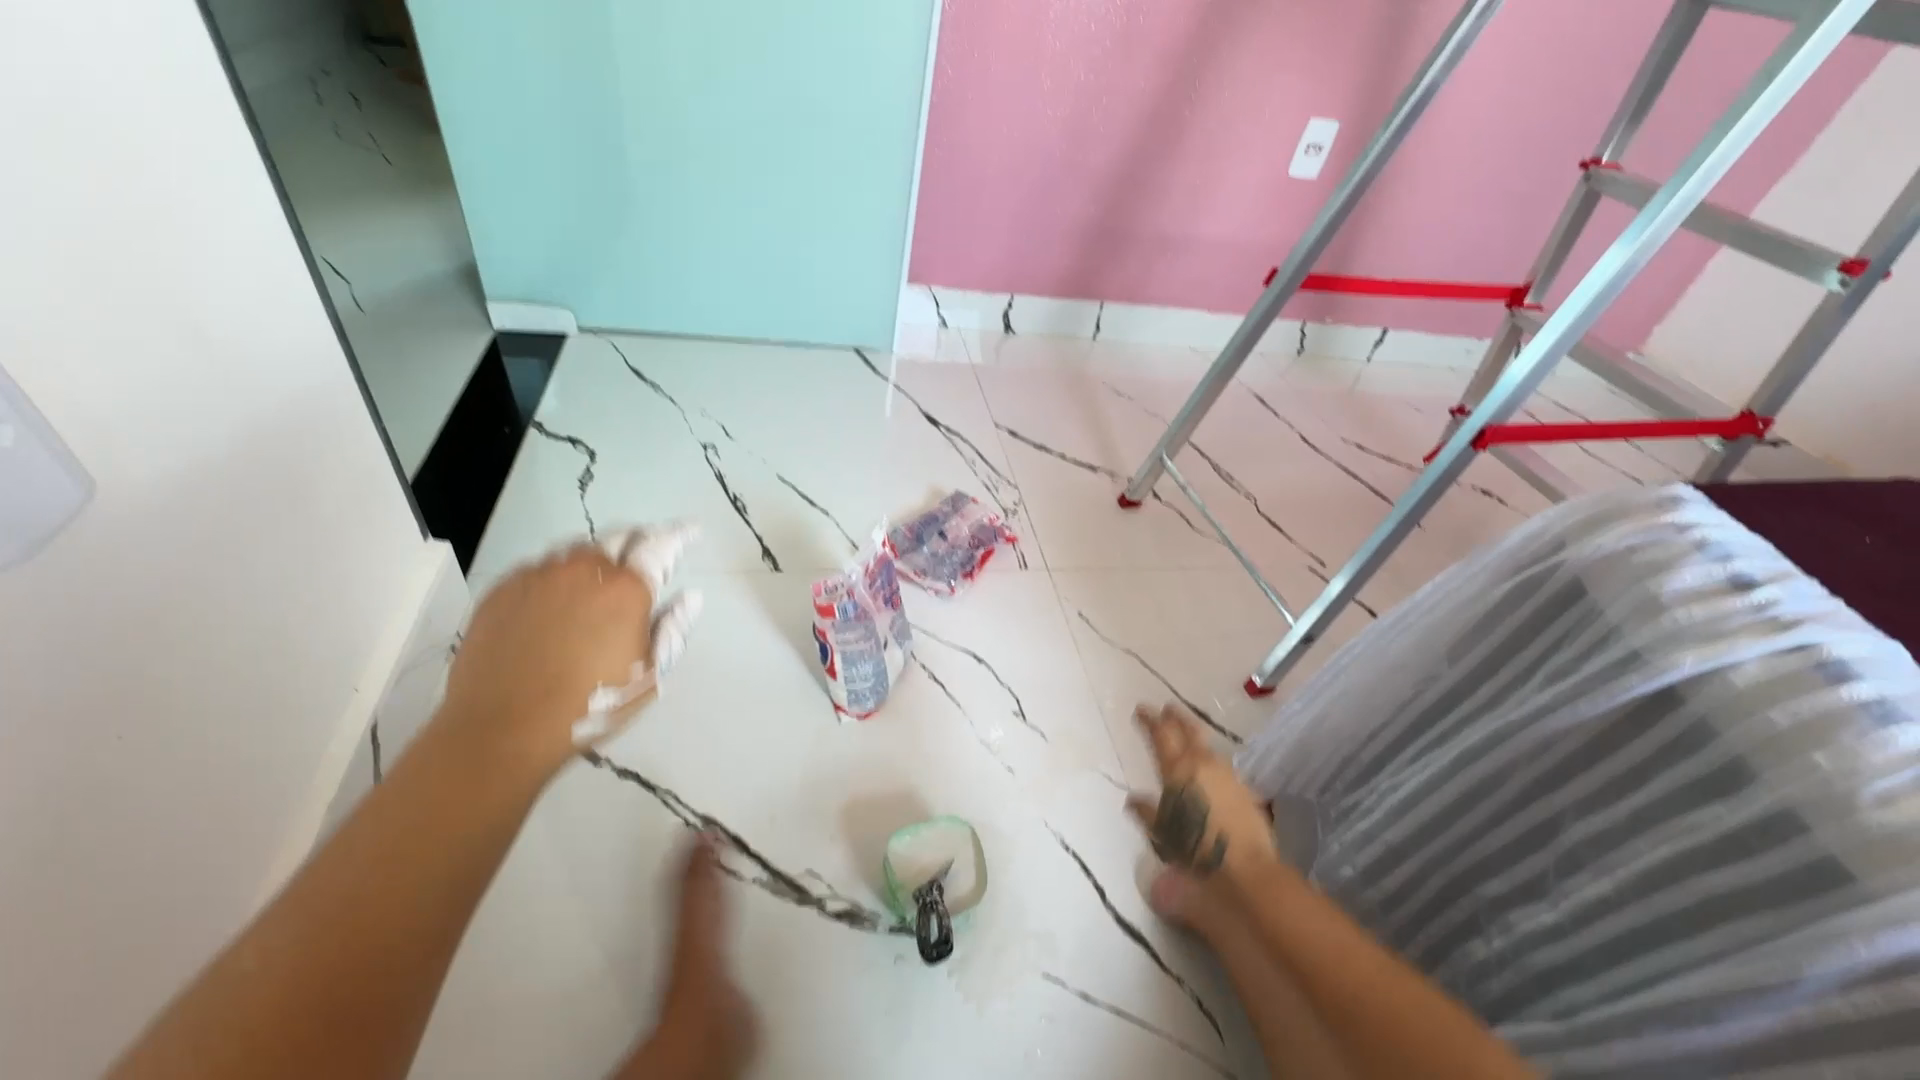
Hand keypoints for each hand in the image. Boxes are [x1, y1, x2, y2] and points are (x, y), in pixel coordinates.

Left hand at [436, 524, 700, 778]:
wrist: (500, 728)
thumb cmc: (589, 707)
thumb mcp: (648, 677)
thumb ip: (672, 629)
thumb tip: (689, 597)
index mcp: (626, 590)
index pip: (659, 546)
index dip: (678, 535)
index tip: (691, 531)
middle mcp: (582, 570)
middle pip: (616, 538)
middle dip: (637, 541)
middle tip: (646, 556)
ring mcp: (537, 576)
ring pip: (574, 551)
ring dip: (595, 558)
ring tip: (600, 579)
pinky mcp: (502, 590)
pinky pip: (538, 569)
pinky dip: (557, 575)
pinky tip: (556, 599)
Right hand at [1127, 704, 1275, 882]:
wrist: (1246, 866)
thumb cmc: (1196, 848)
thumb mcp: (1161, 832)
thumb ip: (1145, 811)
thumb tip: (1132, 799)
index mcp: (1177, 770)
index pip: (1161, 735)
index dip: (1150, 720)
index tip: (1141, 710)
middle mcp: (1203, 763)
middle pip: (1189, 730)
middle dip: (1176, 717)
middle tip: (1167, 709)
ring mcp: (1227, 773)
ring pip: (1207, 745)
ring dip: (1195, 736)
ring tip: (1187, 734)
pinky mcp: (1243, 787)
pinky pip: (1222, 764)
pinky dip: (1210, 758)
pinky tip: (1208, 767)